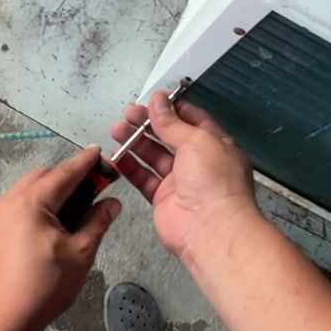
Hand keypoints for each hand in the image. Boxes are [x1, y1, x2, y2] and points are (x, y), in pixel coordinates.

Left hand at [0, 146, 122, 330]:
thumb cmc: (45, 285)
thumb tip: (112, 202)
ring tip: (73, 208)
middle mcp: (11, 199)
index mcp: (33, 201)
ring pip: (29, 189)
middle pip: (44, 176)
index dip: (86, 162)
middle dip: (69, 176)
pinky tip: (50, 223)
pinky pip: (18, 204)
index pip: (65, 172)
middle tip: (93, 189)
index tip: (101, 152)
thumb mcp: (80, 253)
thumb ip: (97, 222)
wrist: (2, 316)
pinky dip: (37, 204)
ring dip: (51, 190)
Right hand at [109, 91, 257, 264]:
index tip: (153, 100)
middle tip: (129, 113)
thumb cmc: (214, 182)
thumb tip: (158, 100)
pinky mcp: (163, 198)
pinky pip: (143, 178)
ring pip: (153, 156)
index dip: (172, 109)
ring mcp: (180, 181)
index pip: (193, 120)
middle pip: (169, 137)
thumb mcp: (196, 141)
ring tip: (117, 130)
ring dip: (135, 142)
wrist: (210, 229)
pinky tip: (116, 155)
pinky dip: (129, 167)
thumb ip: (172, 122)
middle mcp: (199, 162)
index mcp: (215, 145)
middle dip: (149, 124)